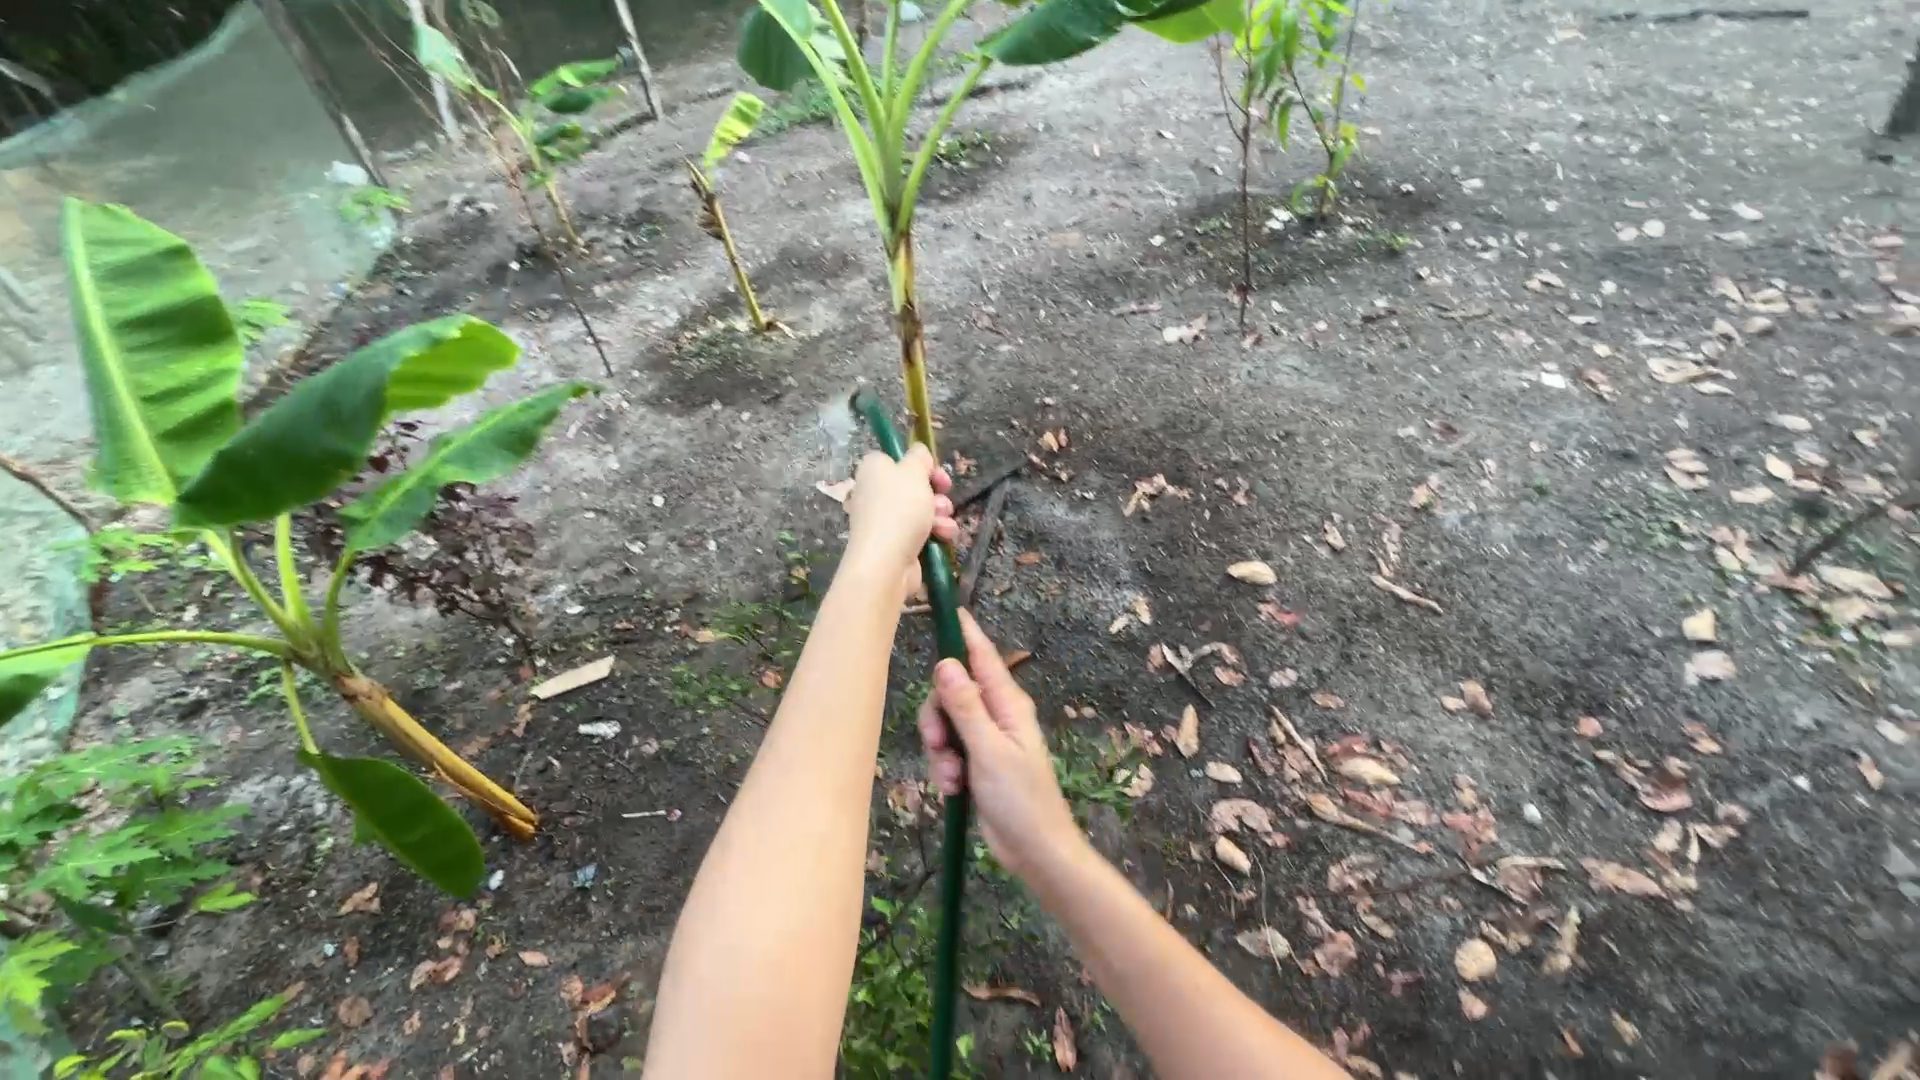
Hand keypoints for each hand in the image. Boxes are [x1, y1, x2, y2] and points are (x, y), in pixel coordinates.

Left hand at [844, 445, 955, 576]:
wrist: (886, 562)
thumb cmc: (899, 509)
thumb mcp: (913, 472)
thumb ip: (919, 457)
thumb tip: (918, 452)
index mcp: (873, 469)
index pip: (898, 459)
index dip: (921, 466)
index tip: (936, 473)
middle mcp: (875, 492)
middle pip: (914, 485)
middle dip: (936, 492)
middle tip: (943, 494)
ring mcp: (885, 520)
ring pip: (923, 509)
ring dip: (940, 513)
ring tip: (942, 522)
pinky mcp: (896, 542)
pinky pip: (922, 531)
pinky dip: (936, 532)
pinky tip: (943, 536)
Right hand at [918, 611, 1082, 879]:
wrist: (1035, 851)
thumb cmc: (1021, 799)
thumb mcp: (989, 750)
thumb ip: (966, 707)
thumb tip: (946, 662)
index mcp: (1008, 703)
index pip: (982, 656)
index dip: (963, 633)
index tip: (944, 609)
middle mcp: (996, 714)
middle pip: (951, 691)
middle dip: (937, 717)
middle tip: (940, 743)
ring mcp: (985, 738)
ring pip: (945, 723)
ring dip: (940, 750)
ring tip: (952, 777)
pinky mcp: (975, 762)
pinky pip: (947, 751)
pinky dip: (945, 769)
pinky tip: (954, 790)